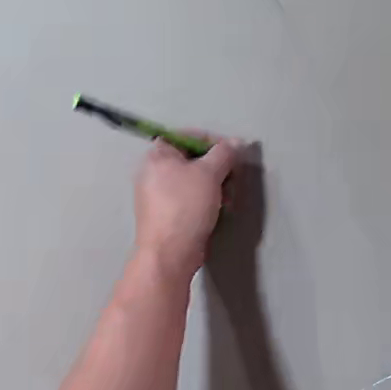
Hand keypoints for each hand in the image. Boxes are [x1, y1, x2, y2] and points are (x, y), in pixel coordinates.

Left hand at [133, 137, 240, 277]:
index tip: (233, 153)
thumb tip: (236, 142)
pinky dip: (207, 199)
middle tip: (233, 177)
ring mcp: (159, 195)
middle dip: (218, 168)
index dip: (213, 140)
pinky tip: (221, 209)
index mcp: (157, 155)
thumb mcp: (209, 173)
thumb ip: (224, 153)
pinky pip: (191, 198)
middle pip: (193, 159)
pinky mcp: (168, 214)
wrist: (170, 253)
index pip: (188, 135)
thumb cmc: (186, 206)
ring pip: (194, 180)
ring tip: (229, 197)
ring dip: (216, 185)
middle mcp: (154, 171)